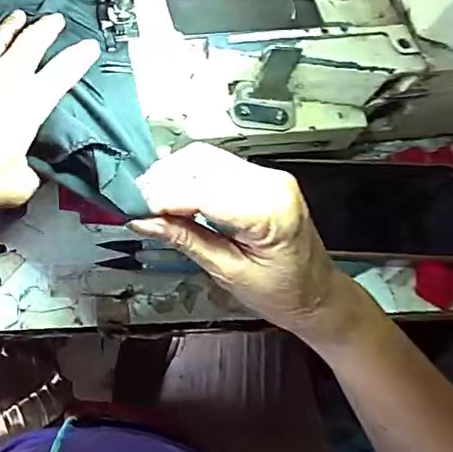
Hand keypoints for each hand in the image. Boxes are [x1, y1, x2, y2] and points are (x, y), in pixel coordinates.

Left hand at [0, 8, 101, 229]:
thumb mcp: (15, 186)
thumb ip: (29, 174)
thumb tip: (26, 171)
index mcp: (30, 102)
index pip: (64, 71)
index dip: (80, 56)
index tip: (88, 47)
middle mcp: (6, 75)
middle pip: (34, 40)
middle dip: (49, 28)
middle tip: (55, 22)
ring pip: (1, 31)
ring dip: (15, 23)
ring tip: (21, 17)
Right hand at [129, 142, 382, 345]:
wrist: (318, 293)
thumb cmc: (284, 292)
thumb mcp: (228, 273)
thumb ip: (185, 239)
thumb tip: (144, 221)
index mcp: (270, 211)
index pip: (202, 192)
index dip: (163, 198)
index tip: (135, 210)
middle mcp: (271, 183)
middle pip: (199, 164)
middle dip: (162, 182)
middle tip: (137, 206)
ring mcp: (266, 175)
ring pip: (202, 158)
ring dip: (170, 175)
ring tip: (150, 202)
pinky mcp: (258, 175)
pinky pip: (213, 164)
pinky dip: (186, 175)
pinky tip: (171, 194)